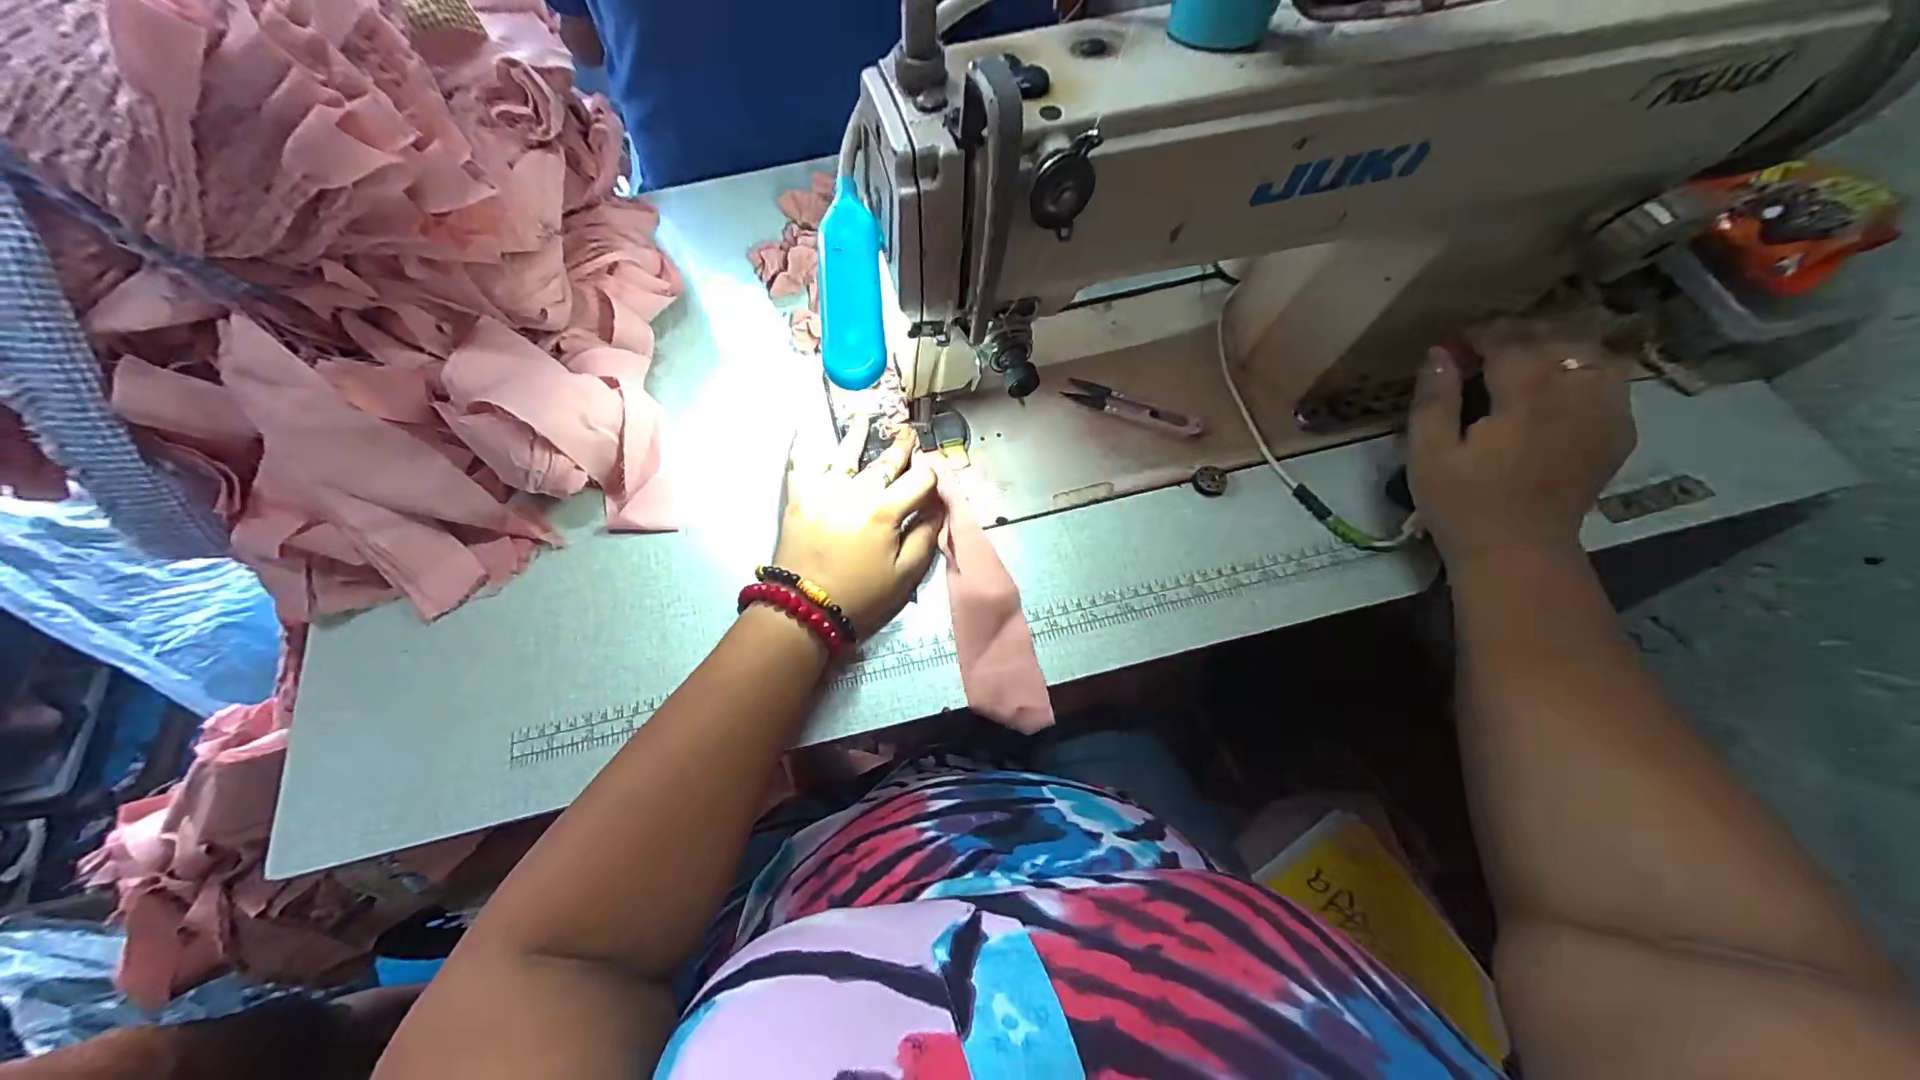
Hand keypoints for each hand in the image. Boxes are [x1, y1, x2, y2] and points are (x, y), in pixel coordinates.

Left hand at [771, 418, 944, 638]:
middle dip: (900, 448)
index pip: (918, 480)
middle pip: (884, 463)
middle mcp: (855, 492)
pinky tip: (806, 432)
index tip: (935, 471)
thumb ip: (925, 536)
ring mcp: (824, 491)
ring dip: (857, 437)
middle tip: (908, 434)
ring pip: (844, 455)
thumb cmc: (861, 597)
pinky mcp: (798, 499)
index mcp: (885, 511)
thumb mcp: (905, 575)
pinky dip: (805, 447)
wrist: (803, 610)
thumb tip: (937, 506)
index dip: (931, 474)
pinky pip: (801, 464)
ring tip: (864, 421)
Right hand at [1408, 318, 1636, 567]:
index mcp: (1528, 399)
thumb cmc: (1461, 505)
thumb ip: (1434, 399)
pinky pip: (1610, 380)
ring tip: (1523, 357)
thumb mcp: (1428, 454)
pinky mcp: (1618, 431)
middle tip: (1482, 345)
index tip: (1453, 341)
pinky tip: (1555, 385)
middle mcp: (1577, 395)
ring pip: (1592, 352)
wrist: (1518, 550)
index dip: (1481, 333)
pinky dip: (1583, 369)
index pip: (1511, 341)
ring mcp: (1607, 412)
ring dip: (1556, 345)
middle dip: (1518, 333)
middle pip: (1557, 338)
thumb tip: (1439, 353)